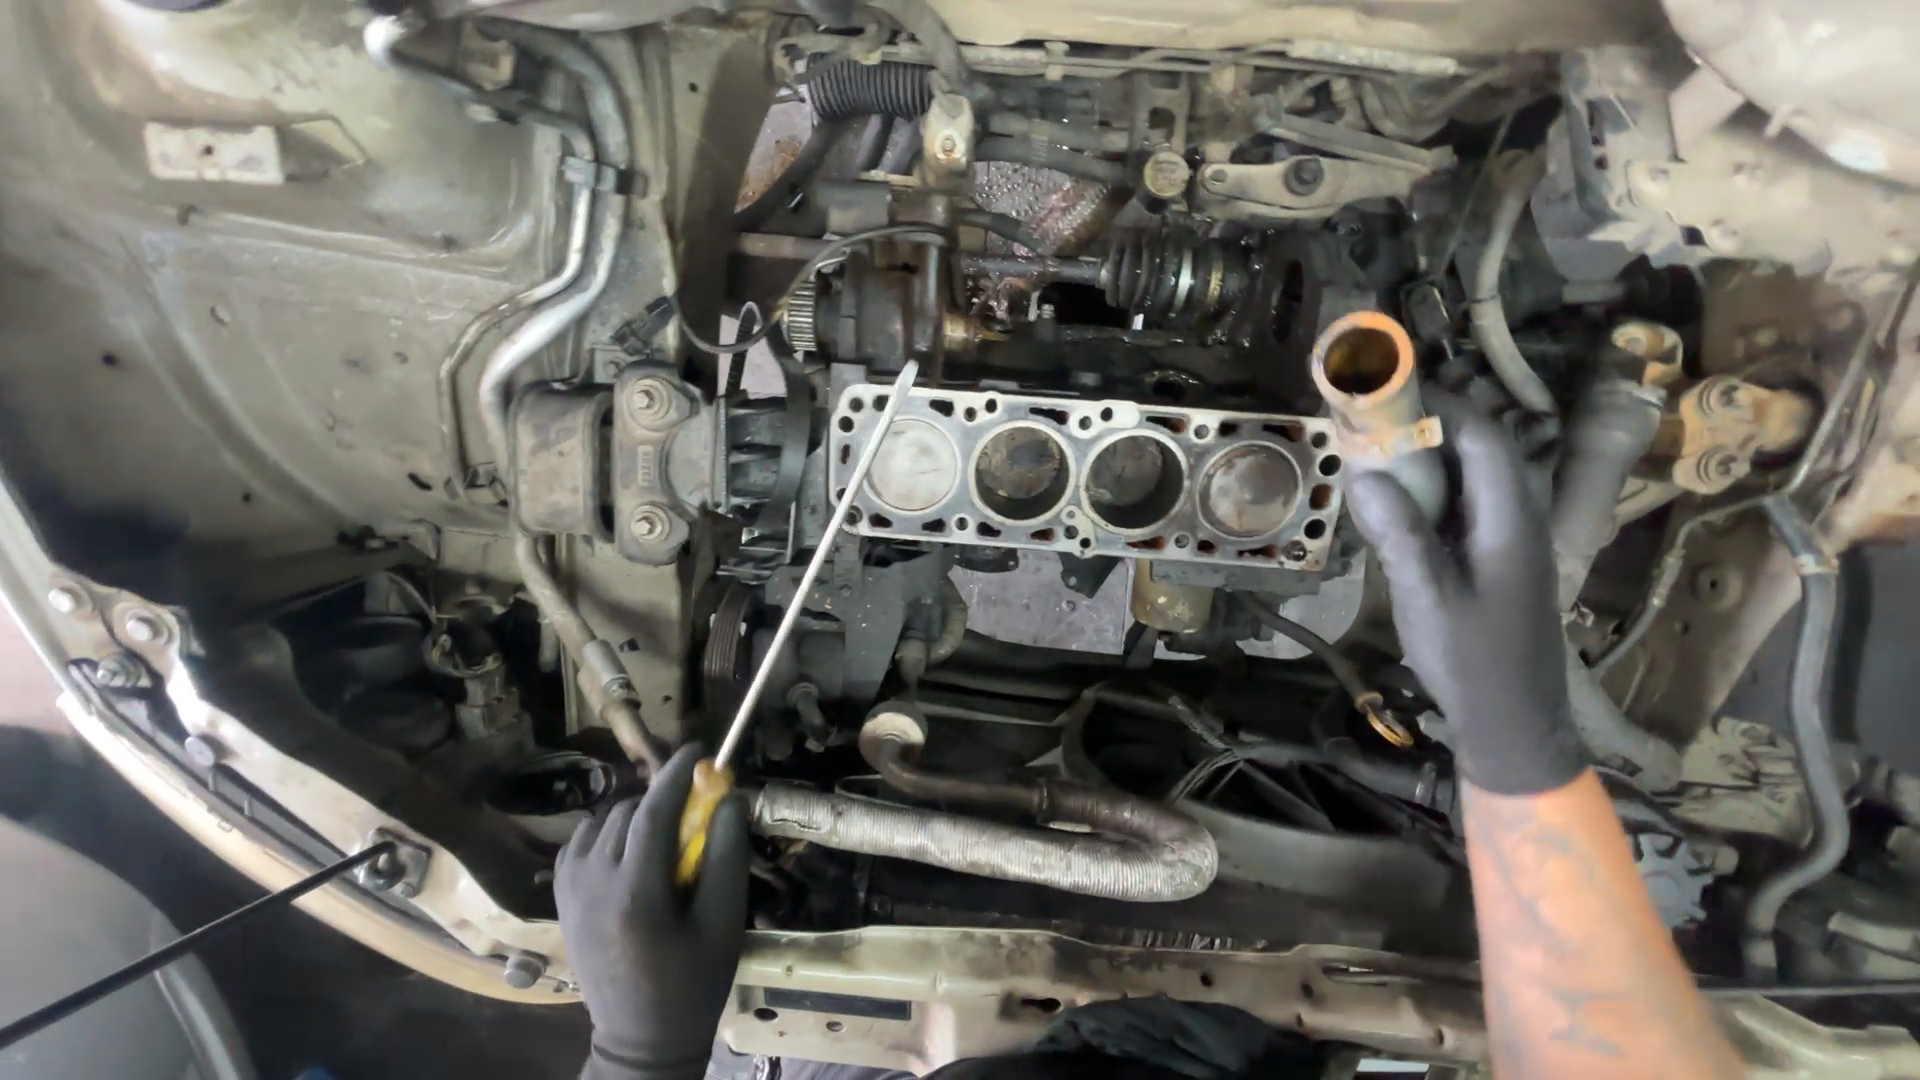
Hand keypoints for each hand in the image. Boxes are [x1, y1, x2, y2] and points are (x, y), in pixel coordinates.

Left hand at [557, 744, 749, 1078]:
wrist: (641, 1039)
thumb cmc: (694, 981)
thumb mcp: (725, 919)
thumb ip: (727, 853)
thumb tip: (730, 797)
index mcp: (636, 895)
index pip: (651, 813)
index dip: (677, 774)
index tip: (700, 748)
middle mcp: (592, 886)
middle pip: (628, 813)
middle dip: (663, 801)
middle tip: (696, 812)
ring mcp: (569, 894)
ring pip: (601, 823)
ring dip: (635, 816)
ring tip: (664, 838)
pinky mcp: (561, 902)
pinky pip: (580, 843)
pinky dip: (606, 833)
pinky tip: (629, 852)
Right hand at [1345, 407, 1584, 795]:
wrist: (1511, 719)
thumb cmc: (1474, 660)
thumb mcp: (1429, 598)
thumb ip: (1401, 535)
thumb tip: (1365, 474)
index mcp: (1512, 523)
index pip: (1486, 441)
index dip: (1445, 407)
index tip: (1395, 389)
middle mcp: (1516, 520)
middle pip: (1482, 452)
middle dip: (1433, 422)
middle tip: (1376, 411)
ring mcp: (1504, 541)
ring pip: (1470, 478)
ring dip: (1428, 454)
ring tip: (1376, 443)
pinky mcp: (1490, 560)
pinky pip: (1459, 507)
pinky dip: (1427, 490)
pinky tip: (1392, 497)